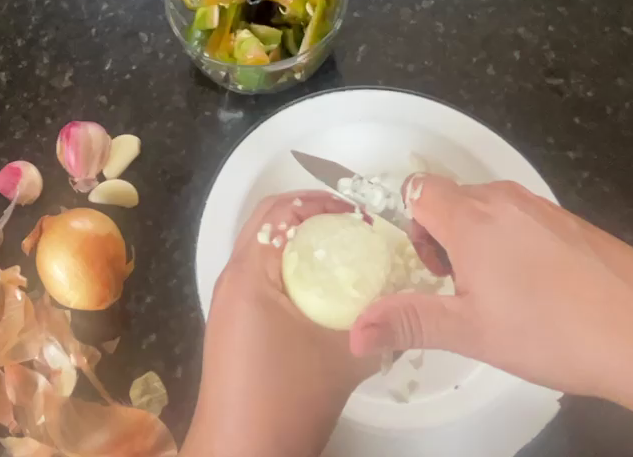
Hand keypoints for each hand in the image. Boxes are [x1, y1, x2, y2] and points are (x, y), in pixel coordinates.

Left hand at [184, 192, 376, 456]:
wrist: (239, 455)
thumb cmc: (283, 401)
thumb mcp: (341, 357)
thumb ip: (377, 324)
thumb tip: (404, 303)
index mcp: (249, 273)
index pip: (278, 211)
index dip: (317, 201)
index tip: (354, 210)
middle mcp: (232, 279)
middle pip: (267, 225)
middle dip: (308, 217)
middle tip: (350, 225)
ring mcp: (229, 303)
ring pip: (263, 252)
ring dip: (299, 245)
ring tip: (341, 254)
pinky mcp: (233, 325)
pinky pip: (262, 278)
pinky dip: (291, 272)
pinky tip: (321, 294)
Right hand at [348, 175, 632, 398]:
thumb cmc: (550, 330)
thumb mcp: (470, 332)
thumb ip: (407, 322)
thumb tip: (354, 332)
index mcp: (468, 216)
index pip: (417, 190)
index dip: (414, 225)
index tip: (434, 269)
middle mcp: (500, 198)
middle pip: (451, 200)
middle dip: (446, 239)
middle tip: (467, 292)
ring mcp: (540, 207)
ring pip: (488, 211)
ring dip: (481, 243)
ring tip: (507, 298)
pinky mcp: (570, 221)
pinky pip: (523, 221)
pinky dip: (516, 247)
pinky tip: (545, 293)